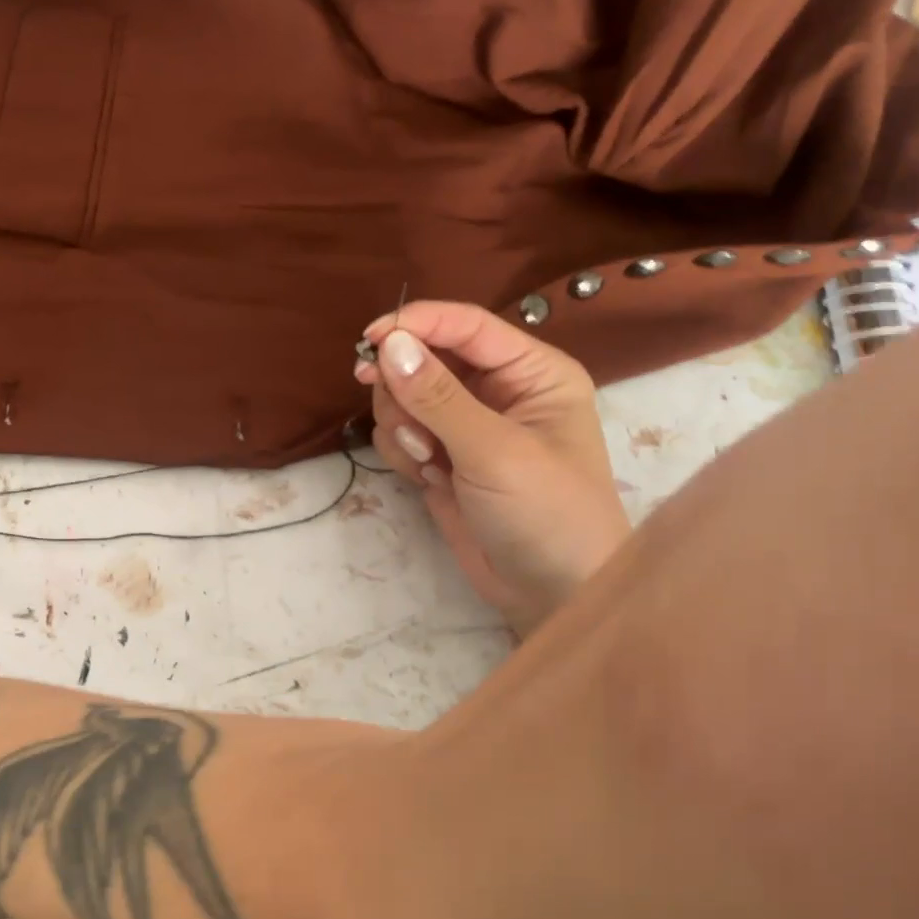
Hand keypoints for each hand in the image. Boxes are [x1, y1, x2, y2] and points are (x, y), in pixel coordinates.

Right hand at [354, 301, 630, 636]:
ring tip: (430, 462)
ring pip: (402, 397)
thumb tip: (388, 344)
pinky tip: (428, 478)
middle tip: (406, 424)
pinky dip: (401, 452)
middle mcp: (498, 390)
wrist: (550, 593)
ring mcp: (465, 425)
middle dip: (404, 390)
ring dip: (402, 427)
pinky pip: (397, 432)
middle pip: (423, 359)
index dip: (415, 325)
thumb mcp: (493, 450)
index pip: (465, 327)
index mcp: (531, 372)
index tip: (368, 341)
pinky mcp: (440, 455)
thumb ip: (436, 395)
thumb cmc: (545, 513)